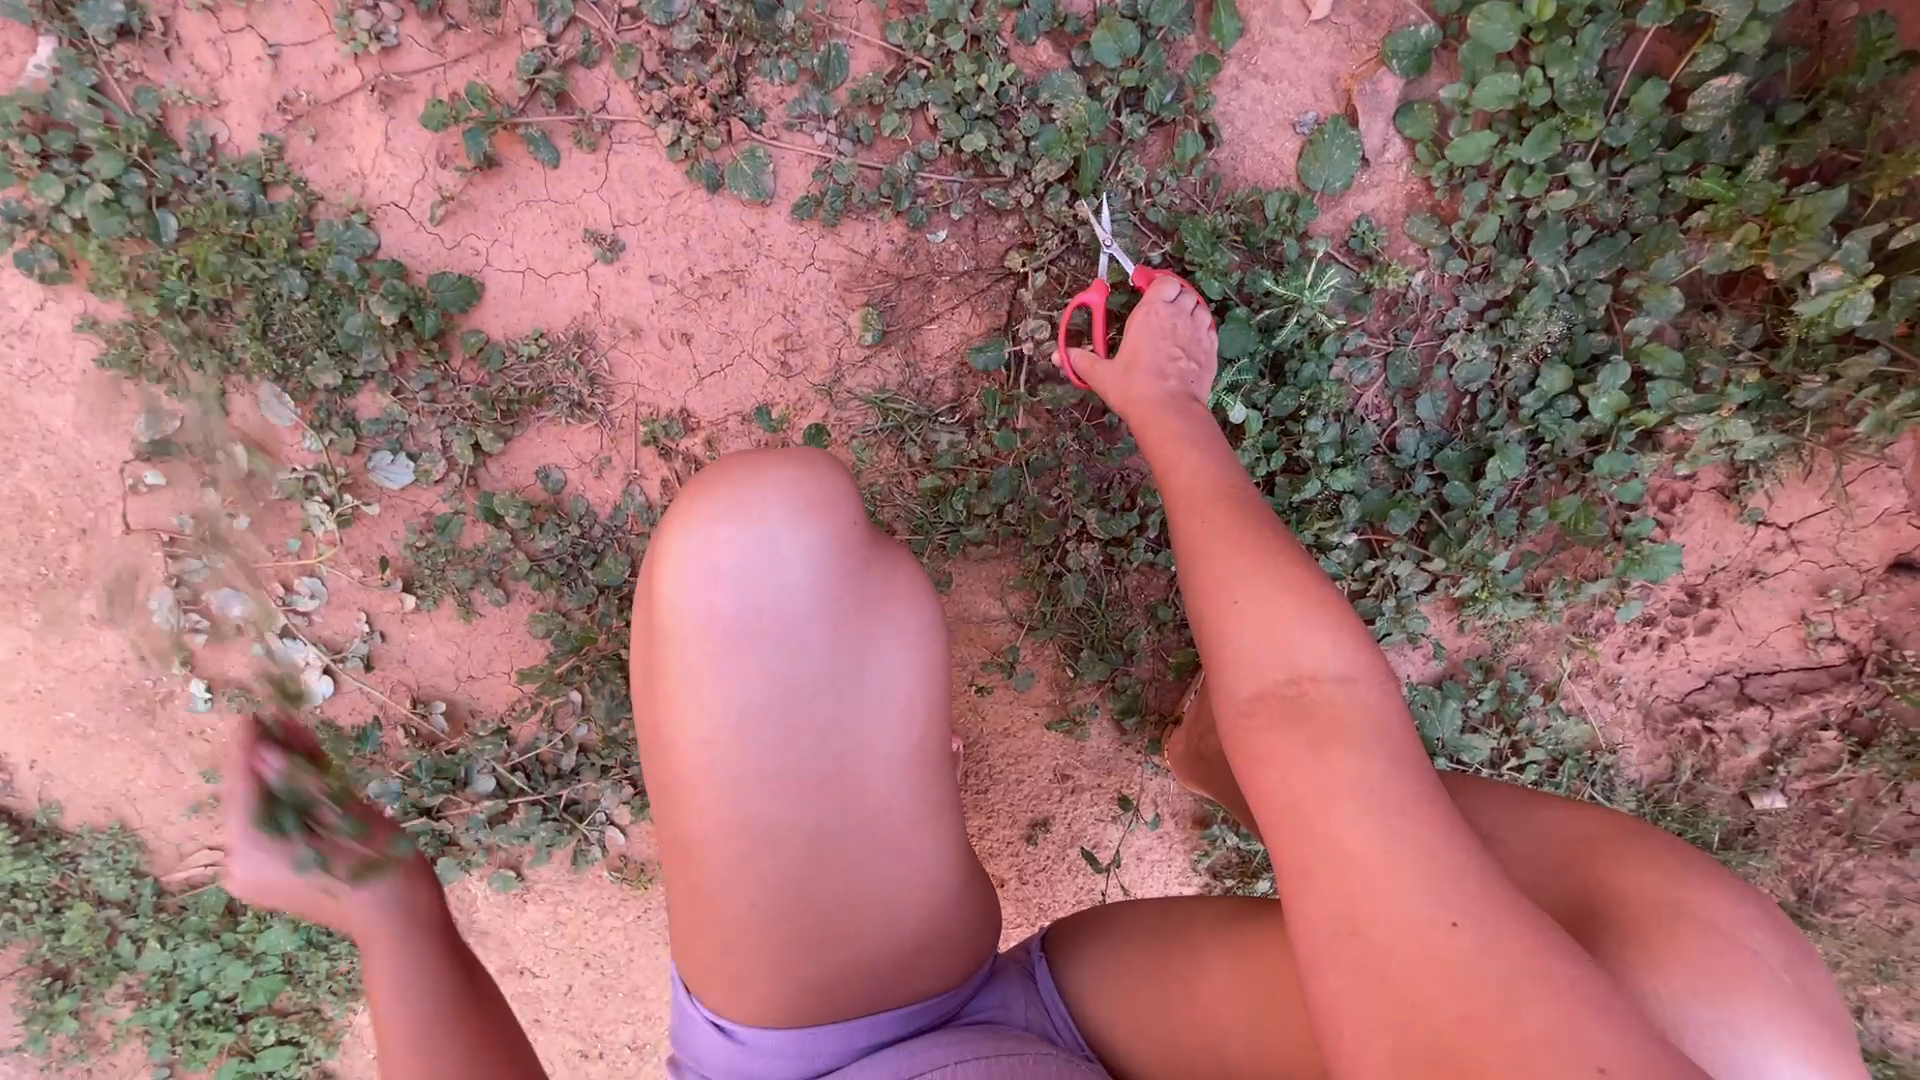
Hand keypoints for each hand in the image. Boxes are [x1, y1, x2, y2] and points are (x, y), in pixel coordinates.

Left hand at [221, 716, 444, 944]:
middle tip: (284, 721)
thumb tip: (265, 750)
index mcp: (253, 847)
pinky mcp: (272, 876)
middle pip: (252, 799)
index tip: (254, 714)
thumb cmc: (381, 863)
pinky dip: (290, 804)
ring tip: (299, 741)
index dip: (250, 748)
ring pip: (263, 813)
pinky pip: (274, 830)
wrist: (399, 919)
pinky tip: (307, 778)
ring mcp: (253, 874)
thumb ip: (303, 781)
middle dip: (270, 761)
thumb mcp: (348, 813)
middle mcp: (240, 863)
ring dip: (283, 779)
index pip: (244, 786)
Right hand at [1061, 275, 1218, 427]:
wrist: (1170, 411)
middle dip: (1175, 295)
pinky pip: (1210, 329)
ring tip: (1178, 322)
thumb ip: (1082, 362)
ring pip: (1200, 307)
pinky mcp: (1211, 350)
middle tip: (1162, 308)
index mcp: (1151, 313)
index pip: (1163, 282)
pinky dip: (1203, 329)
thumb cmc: (1134, 389)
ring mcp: (1198, 332)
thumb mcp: (1102, 376)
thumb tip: (1061, 357)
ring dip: (1191, 309)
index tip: (1147, 290)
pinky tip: (1191, 340)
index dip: (1158, 283)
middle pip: (1184, 291)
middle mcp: (1177, 315)